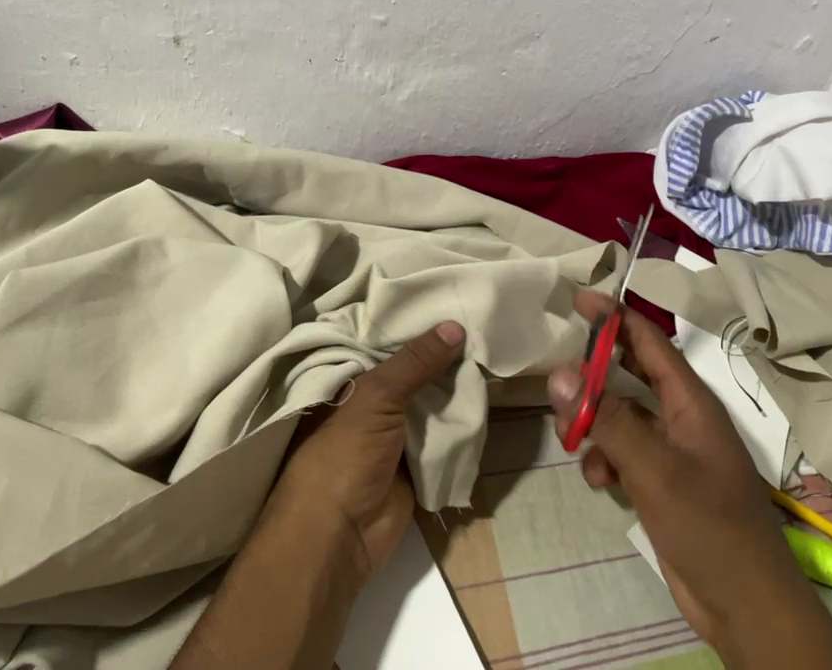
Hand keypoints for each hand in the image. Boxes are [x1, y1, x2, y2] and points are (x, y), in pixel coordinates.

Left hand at [175, 322, 468, 669]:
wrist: (338, 534)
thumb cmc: (342, 454)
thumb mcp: (376, 396)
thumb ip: (415, 361)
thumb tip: (454, 324)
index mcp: (345, 377)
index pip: (380, 339)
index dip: (410, 321)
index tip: (447, 295)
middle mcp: (367, 400)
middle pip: (410, 369)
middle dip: (440, 353)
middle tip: (482, 320)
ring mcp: (391, 432)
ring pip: (428, 400)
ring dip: (454, 386)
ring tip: (492, 349)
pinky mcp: (413, 462)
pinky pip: (441, 434)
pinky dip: (460, 421)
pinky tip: (488, 394)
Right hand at [549, 290, 831, 667]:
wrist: (744, 602)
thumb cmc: (707, 524)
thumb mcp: (654, 468)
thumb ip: (607, 419)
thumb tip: (559, 372)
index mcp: (691, 402)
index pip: (649, 342)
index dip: (615, 317)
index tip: (577, 297)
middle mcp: (682, 419)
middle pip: (633, 375)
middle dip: (596, 371)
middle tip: (556, 368)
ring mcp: (674, 453)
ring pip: (623, 417)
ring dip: (595, 423)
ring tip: (573, 439)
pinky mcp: (664, 484)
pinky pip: (625, 454)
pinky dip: (605, 459)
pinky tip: (598, 481)